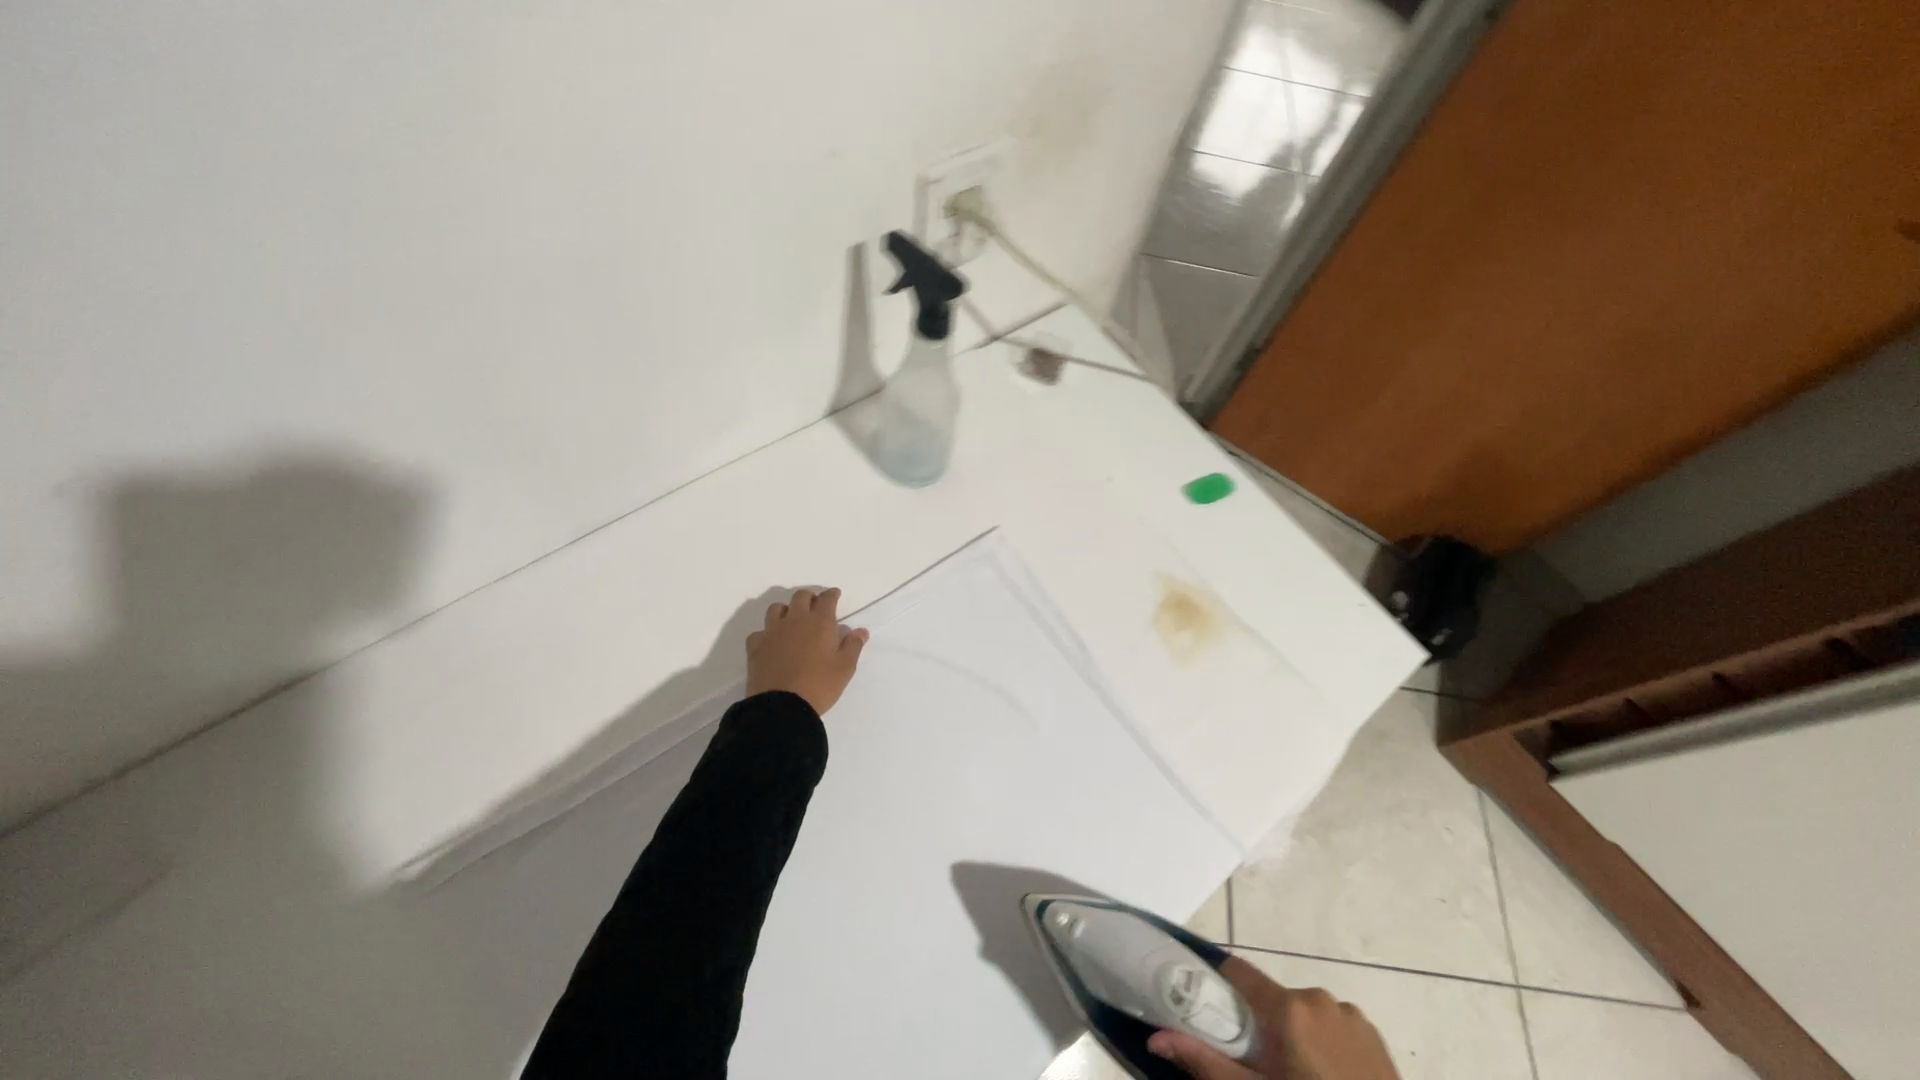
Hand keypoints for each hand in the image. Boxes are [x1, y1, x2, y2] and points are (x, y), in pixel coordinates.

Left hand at [745, 587, 868, 714]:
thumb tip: (860, 630)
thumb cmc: (819, 686)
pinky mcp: (756, 646)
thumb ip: (853, 646)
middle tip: (815, 608)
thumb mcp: (844, 668)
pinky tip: (771, 643)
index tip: (835, 595)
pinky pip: (760, 631)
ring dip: (786, 610)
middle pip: (801, 597)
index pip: (827, 598)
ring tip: (791, 621)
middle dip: (810, 598)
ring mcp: (772, 631)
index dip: (832, 595)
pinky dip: (767, 633)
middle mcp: (795, 620)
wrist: (781, 706)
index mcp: (820, 623)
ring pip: (777, 608)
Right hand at [1147, 957, 1399, 1079]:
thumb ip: (1204, 1062)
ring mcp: (1350, 1014)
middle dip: (1258, 1024)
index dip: (1218, 983)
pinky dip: (1321, 1041)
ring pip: (1303, 1012)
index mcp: (1289, 1008)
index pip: (1239, 973)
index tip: (1203, 1002)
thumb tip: (1154, 1038)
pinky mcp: (1372, 1033)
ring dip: (1291, 1034)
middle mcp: (1319, 998)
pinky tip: (1323, 1075)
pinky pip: (1333, 1025)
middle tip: (1253, 1063)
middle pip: (1271, 998)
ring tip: (1292, 1074)